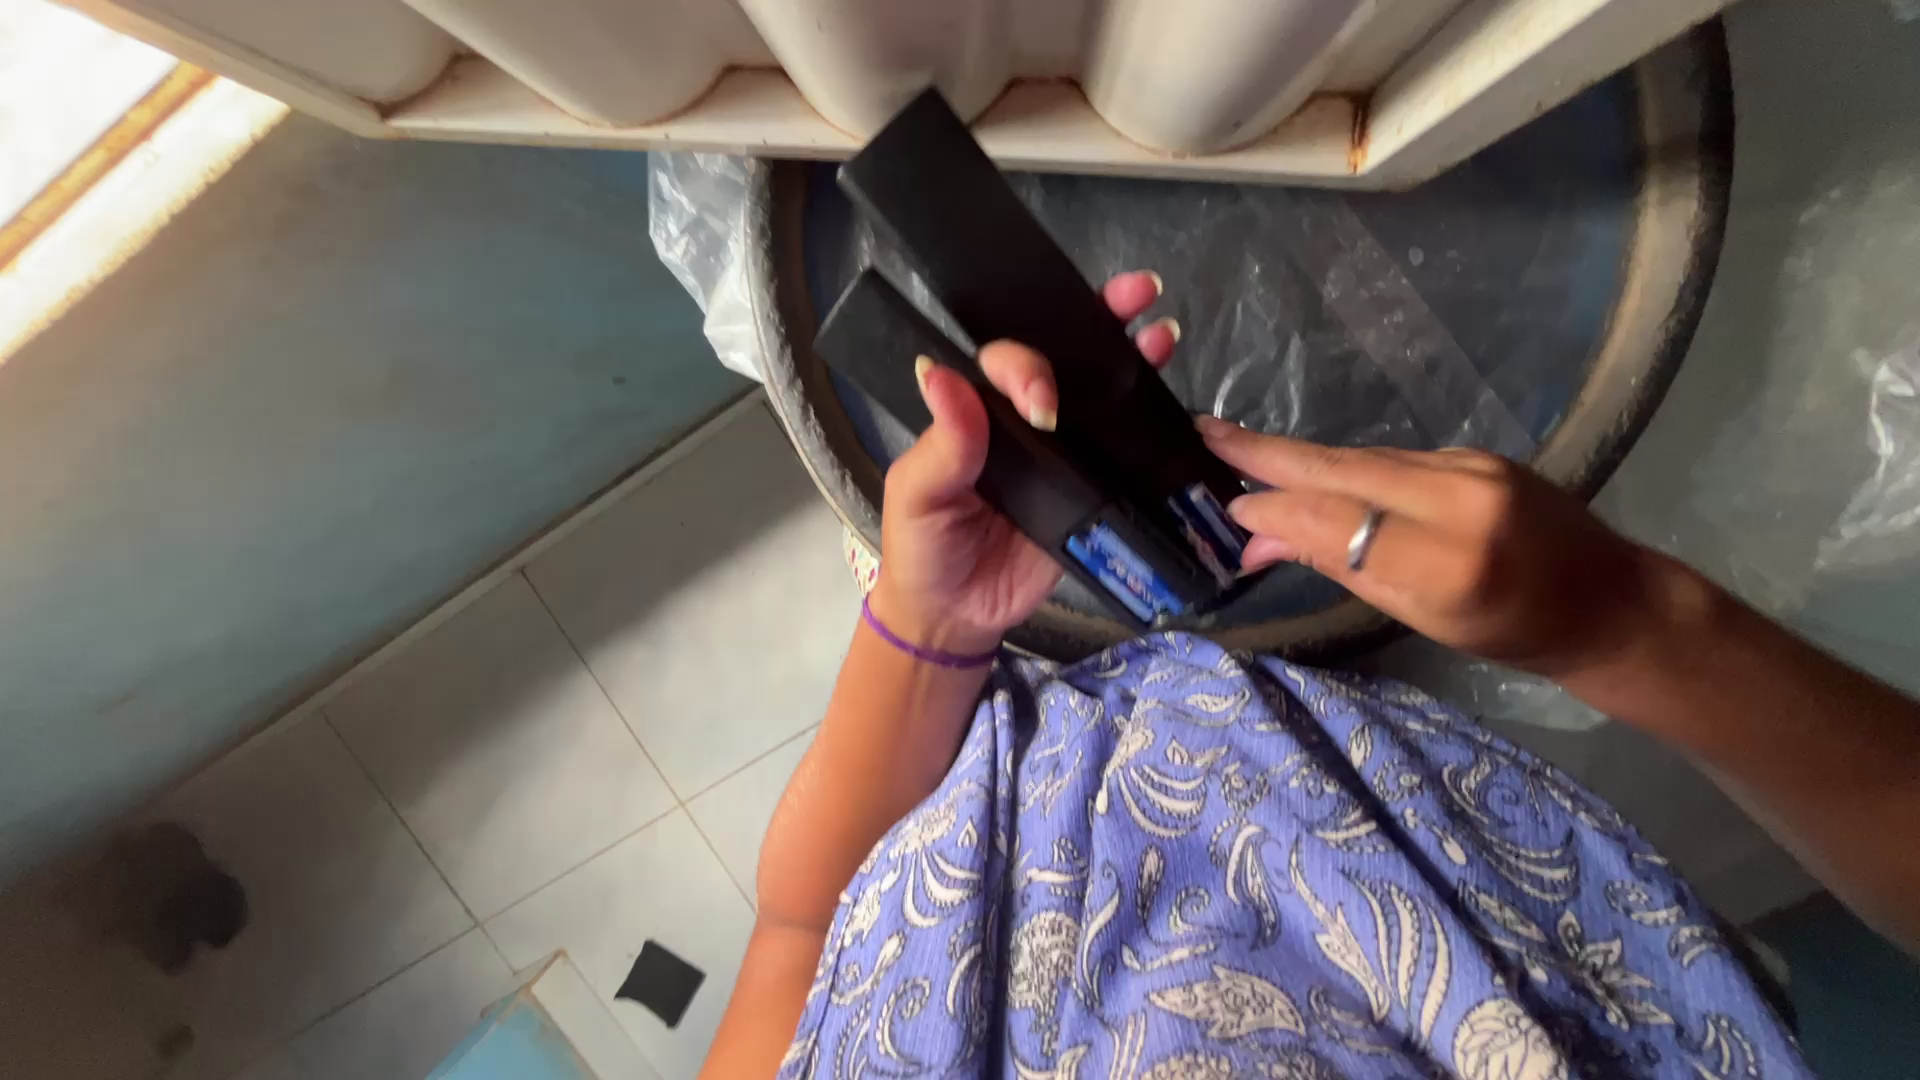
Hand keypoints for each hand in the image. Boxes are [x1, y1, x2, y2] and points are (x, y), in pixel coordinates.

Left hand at [868, 271, 1179, 655]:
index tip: (1040, 400)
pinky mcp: (1088, 491)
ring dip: (1129, 357)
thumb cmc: (923, 548)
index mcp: (971, 415)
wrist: (958, 614)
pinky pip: (1119, 449)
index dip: (1025, 366)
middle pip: (1056, 361)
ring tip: (1161, 331)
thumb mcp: (918, 495)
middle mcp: (1017, 425)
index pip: (1002, 365)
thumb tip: (940, 374)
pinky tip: (1170, 393)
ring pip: (1094, 396)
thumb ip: (941, 444)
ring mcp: (1058, 455)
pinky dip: (1145, 420)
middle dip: (1094, 321)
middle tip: (1134, 294)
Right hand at [1196, 422, 1691, 678]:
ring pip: (1357, 459)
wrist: (1608, 599)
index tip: (1227, 506)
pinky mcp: (1472, 455)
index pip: (1333, 521)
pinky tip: (1312, 472)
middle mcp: (1458, 497)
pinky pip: (1385, 459)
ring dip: (1297, 459)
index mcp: (1446, 560)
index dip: (1273, 509)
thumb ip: (1335, 564)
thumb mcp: (1416, 614)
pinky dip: (1339, 467)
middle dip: (1266, 452)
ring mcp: (1469, 466)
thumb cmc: (1510, 631)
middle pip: (1339, 470)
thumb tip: (1256, 539)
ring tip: (1240, 450)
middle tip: (1207, 431)